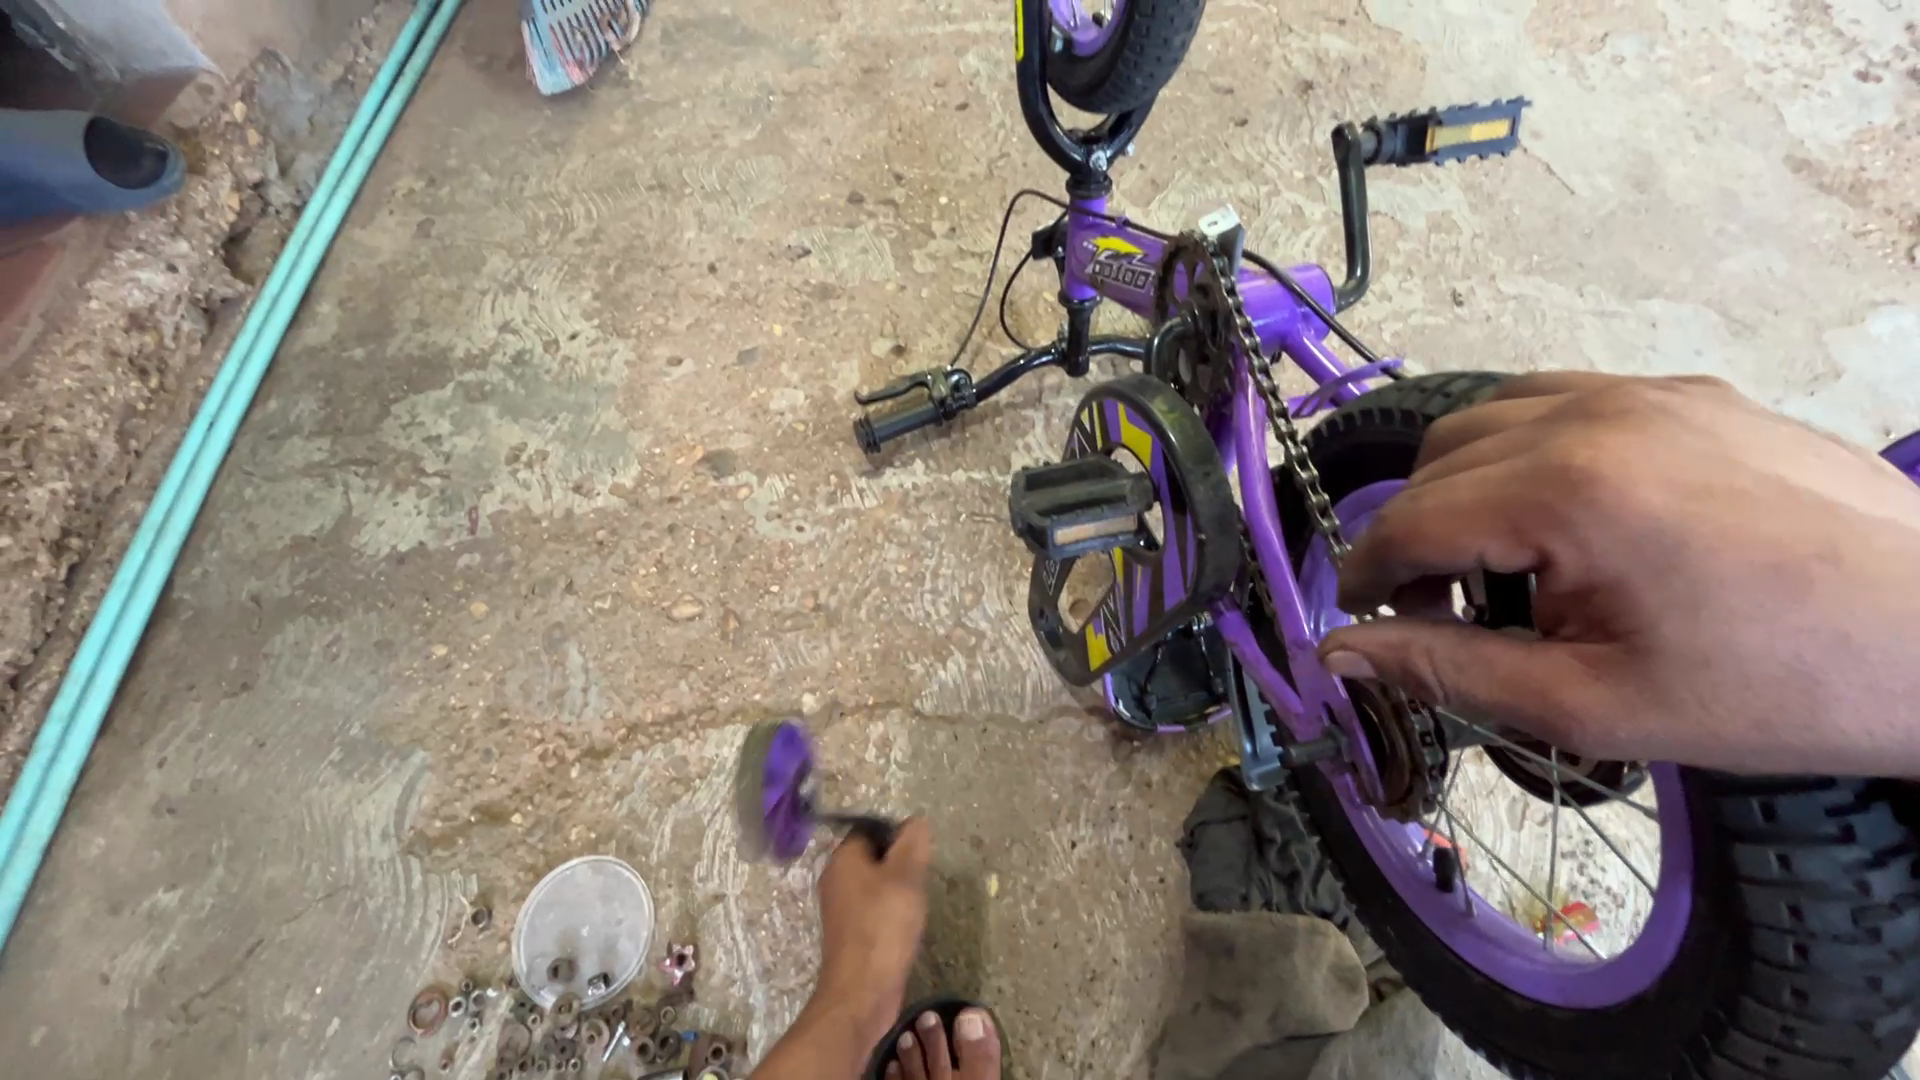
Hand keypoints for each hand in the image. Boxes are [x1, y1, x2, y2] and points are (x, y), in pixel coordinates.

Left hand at [812, 818, 932, 1045]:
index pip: (870, 828)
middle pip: (872, 855)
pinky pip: (871, 908)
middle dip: (899, 864)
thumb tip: (915, 821)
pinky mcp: (848, 932)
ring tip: (914, 904)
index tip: (918, 854)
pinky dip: (888, 912)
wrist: (861, 991)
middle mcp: (835, 877)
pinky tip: (904, 926)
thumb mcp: (906, 875)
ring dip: (896, 889)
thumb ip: (912, 842)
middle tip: (920, 879)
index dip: (897, 835)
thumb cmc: (883, 926)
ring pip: (873, 883)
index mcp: (843, 857)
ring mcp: (839, 907)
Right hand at [1318, 373, 1919, 775]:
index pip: (1408, 521)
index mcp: (1567, 492)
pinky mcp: (1681, 390)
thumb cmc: (1772, 689)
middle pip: (1433, 466)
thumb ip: (1442, 669)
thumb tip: (1331, 653)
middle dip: (1410, 539)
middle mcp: (1591, 416)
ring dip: (1451, 487)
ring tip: (1489, 554)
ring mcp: (1641, 391)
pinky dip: (1510, 450)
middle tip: (1439, 608)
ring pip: (1479, 421)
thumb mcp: (1587, 705)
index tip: (1362, 618)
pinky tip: (1544, 507)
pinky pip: (1547, 400)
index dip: (1366, 574)